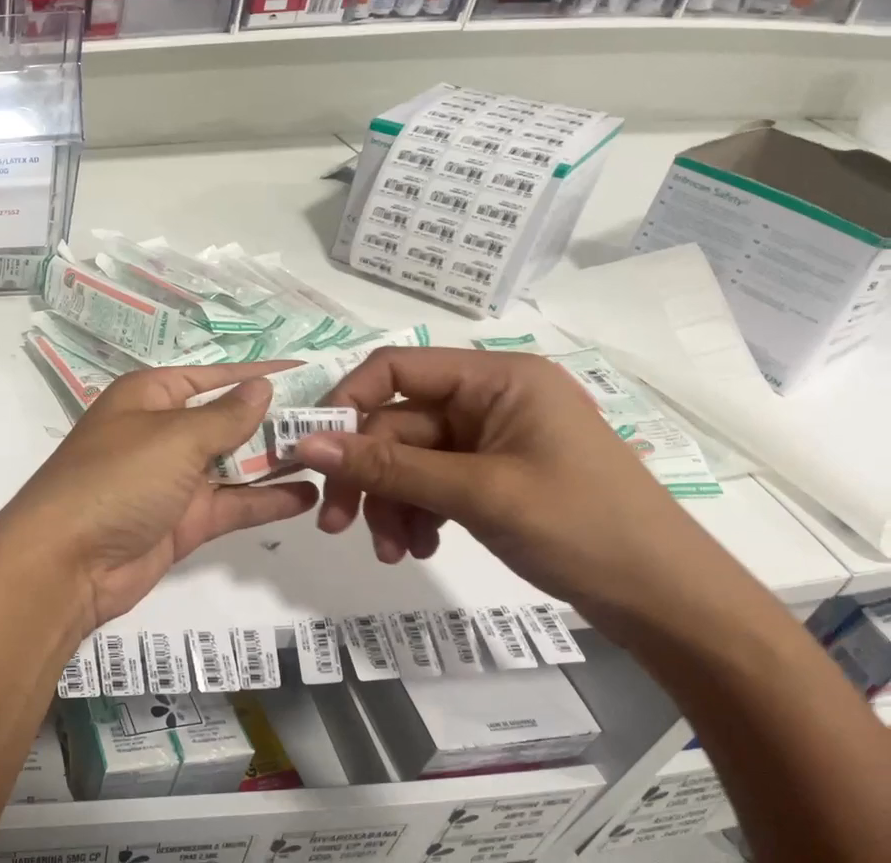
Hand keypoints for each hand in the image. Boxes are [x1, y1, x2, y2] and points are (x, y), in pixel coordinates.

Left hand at [0, 362, 319, 632]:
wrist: (67, 561)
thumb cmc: (117, 479)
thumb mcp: (174, 438)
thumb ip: (224, 416)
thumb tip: (260, 387)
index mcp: (147, 397)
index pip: (210, 377)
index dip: (256, 374)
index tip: (309, 371)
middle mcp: (159, 433)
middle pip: (225, 420)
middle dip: (275, 420)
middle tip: (339, 420)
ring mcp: (171, 480)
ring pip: (233, 463)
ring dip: (277, 460)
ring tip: (336, 454)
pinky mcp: (182, 523)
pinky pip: (232, 504)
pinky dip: (266, 500)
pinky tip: (311, 495)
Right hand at [294, 347, 712, 621]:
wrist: (674, 607)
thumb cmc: (586, 529)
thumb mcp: (478, 494)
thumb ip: (386, 467)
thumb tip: (301, 445)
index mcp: (499, 379)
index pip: (395, 368)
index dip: (347, 403)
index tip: (312, 451)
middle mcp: (491, 400)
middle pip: (395, 423)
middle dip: (366, 476)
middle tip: (334, 522)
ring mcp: (493, 440)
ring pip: (406, 459)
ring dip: (388, 503)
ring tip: (390, 552)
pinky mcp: (494, 477)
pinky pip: (429, 483)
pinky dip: (414, 514)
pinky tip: (417, 548)